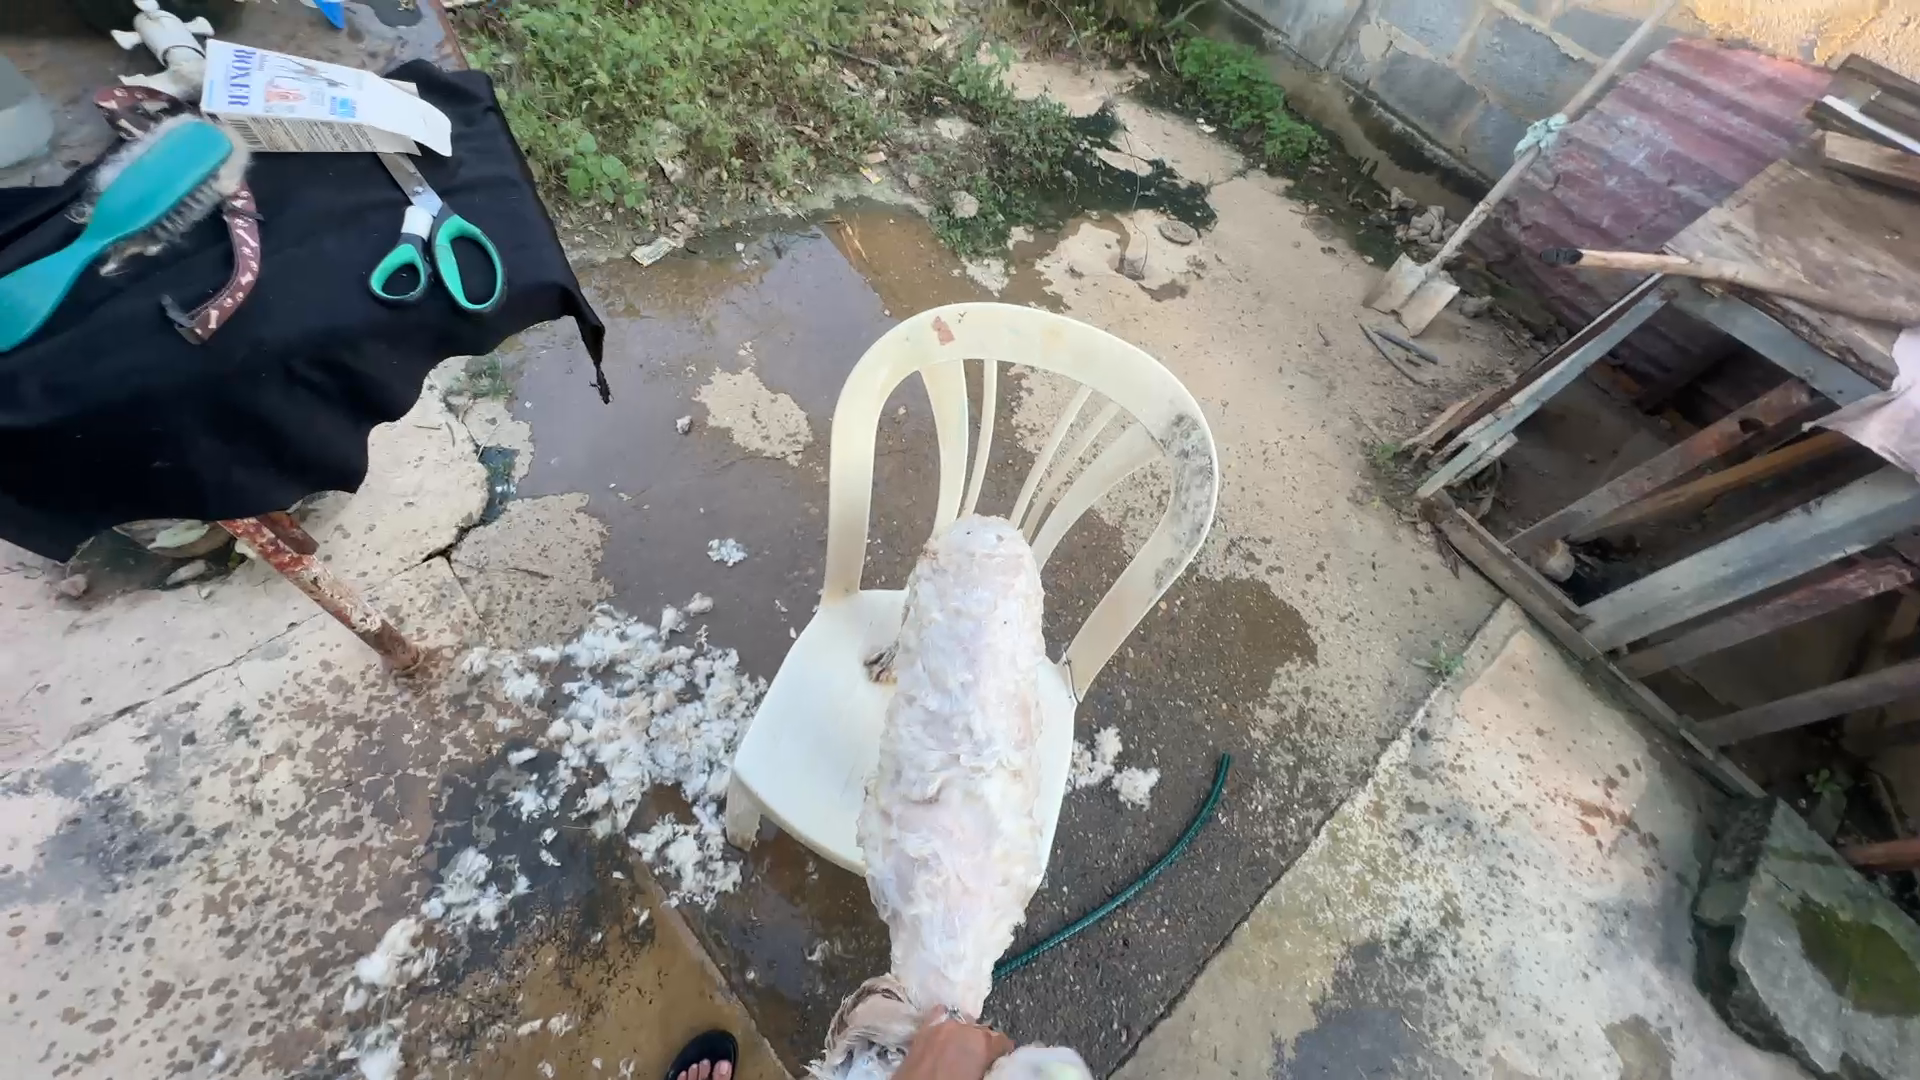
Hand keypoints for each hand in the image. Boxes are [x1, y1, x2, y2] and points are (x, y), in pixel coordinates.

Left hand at [894, 1010, 1013, 1079]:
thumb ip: (988, 1070)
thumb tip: (991, 1066)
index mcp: (981, 1043)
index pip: (1002, 1041)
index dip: (1004, 1052)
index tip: (1003, 1060)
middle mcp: (963, 1027)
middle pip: (981, 1031)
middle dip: (984, 1044)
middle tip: (982, 1062)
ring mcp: (941, 1025)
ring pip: (962, 1026)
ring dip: (965, 1037)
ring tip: (962, 1053)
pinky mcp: (924, 1029)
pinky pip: (939, 1017)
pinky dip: (945, 1027)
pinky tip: (945, 1036)